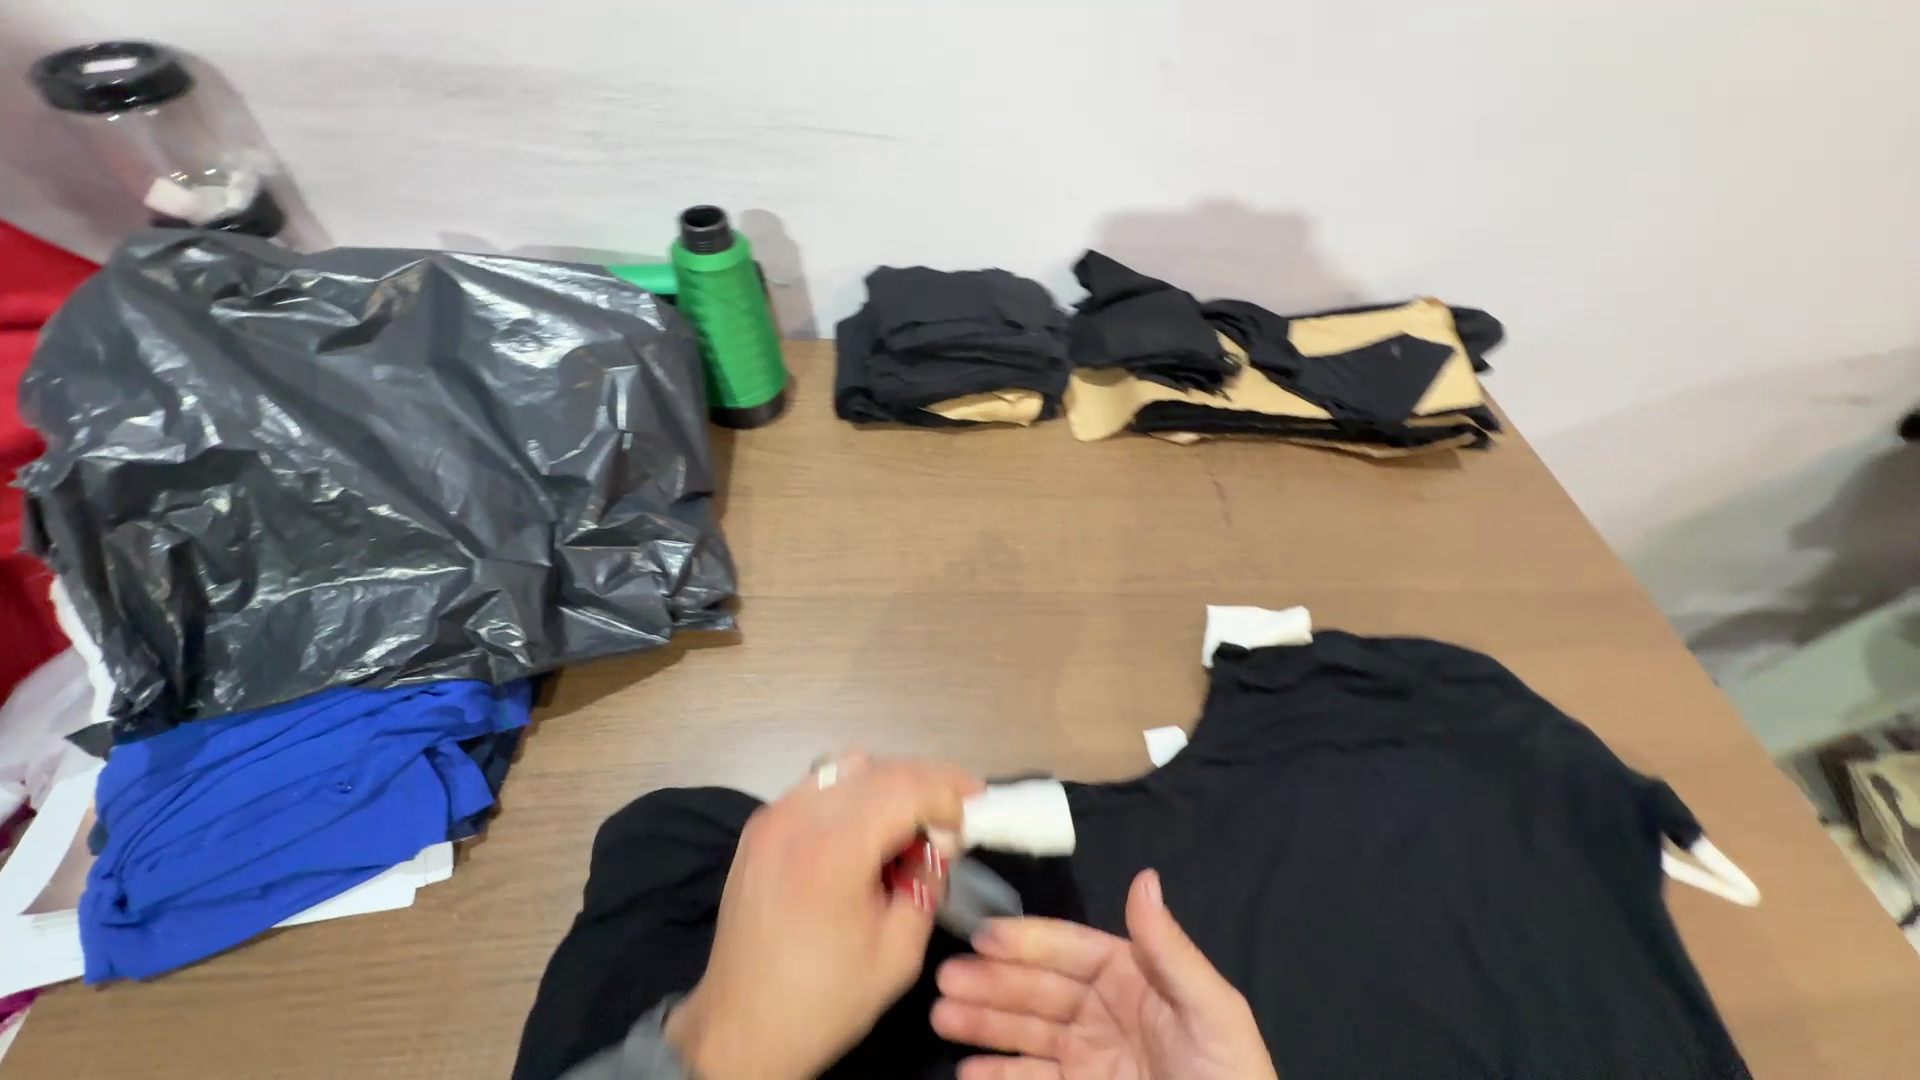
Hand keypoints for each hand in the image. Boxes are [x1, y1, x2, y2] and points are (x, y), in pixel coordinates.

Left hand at [666, 756, 982, 1079]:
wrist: (739, 1029)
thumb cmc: (825, 999)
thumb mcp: (900, 952)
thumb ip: (928, 882)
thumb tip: (939, 840)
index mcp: (834, 849)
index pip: (907, 787)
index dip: (949, 792)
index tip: (976, 810)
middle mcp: (799, 817)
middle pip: (880, 769)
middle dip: (926, 784)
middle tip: (955, 812)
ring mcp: (773, 815)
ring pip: (848, 767)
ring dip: (890, 783)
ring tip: (912, 819)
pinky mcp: (760, 825)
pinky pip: (819, 785)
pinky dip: (854, 792)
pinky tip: (867, 828)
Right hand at [931, 869, 1277, 1079]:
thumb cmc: (1227, 1078)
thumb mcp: (1211, 1012)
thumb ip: (1169, 950)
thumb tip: (1144, 875)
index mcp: (1133, 978)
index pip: (1070, 950)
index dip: (1028, 941)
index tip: (984, 936)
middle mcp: (1104, 1012)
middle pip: (1038, 990)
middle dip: (991, 982)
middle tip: (944, 979)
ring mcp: (1090, 1059)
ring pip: (1026, 1033)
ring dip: (983, 1023)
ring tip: (942, 1016)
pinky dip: (997, 1073)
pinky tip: (968, 1070)